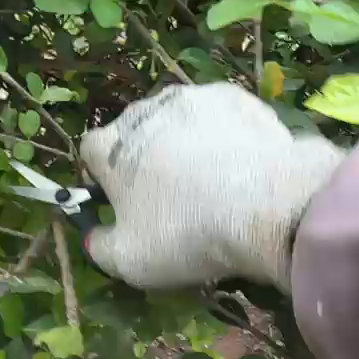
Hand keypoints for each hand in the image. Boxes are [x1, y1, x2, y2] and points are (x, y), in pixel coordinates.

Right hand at [80, 83, 343, 288]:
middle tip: (175, 200)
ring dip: (186, 143)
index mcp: (107, 146)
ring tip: (215, 183)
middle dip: (147, 160)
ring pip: (177, 122)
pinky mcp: (230, 96)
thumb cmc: (186, 233)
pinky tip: (244, 166)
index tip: (129, 207)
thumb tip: (93, 238)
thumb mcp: (131, 261)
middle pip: (134, 135)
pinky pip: (219, 117)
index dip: (107, 181)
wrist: (266, 207)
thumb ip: (100, 247)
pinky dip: (226, 135)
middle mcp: (139, 111)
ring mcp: (186, 98)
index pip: (92, 154)